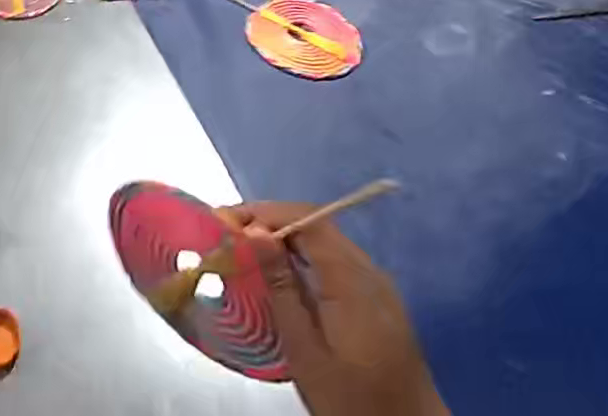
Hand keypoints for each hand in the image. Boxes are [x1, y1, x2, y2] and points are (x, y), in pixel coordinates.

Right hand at [217, 203, 446, 415]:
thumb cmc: (351, 401)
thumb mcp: (305, 351)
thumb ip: (282, 287)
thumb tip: (256, 233)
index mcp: (350, 278)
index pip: (308, 220)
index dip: (267, 211)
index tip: (230, 218)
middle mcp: (367, 269)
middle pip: (317, 224)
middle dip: (272, 220)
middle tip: (232, 231)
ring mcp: (376, 281)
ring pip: (327, 239)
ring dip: (288, 235)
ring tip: (249, 246)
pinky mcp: (378, 296)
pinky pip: (337, 258)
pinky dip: (306, 253)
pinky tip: (284, 270)